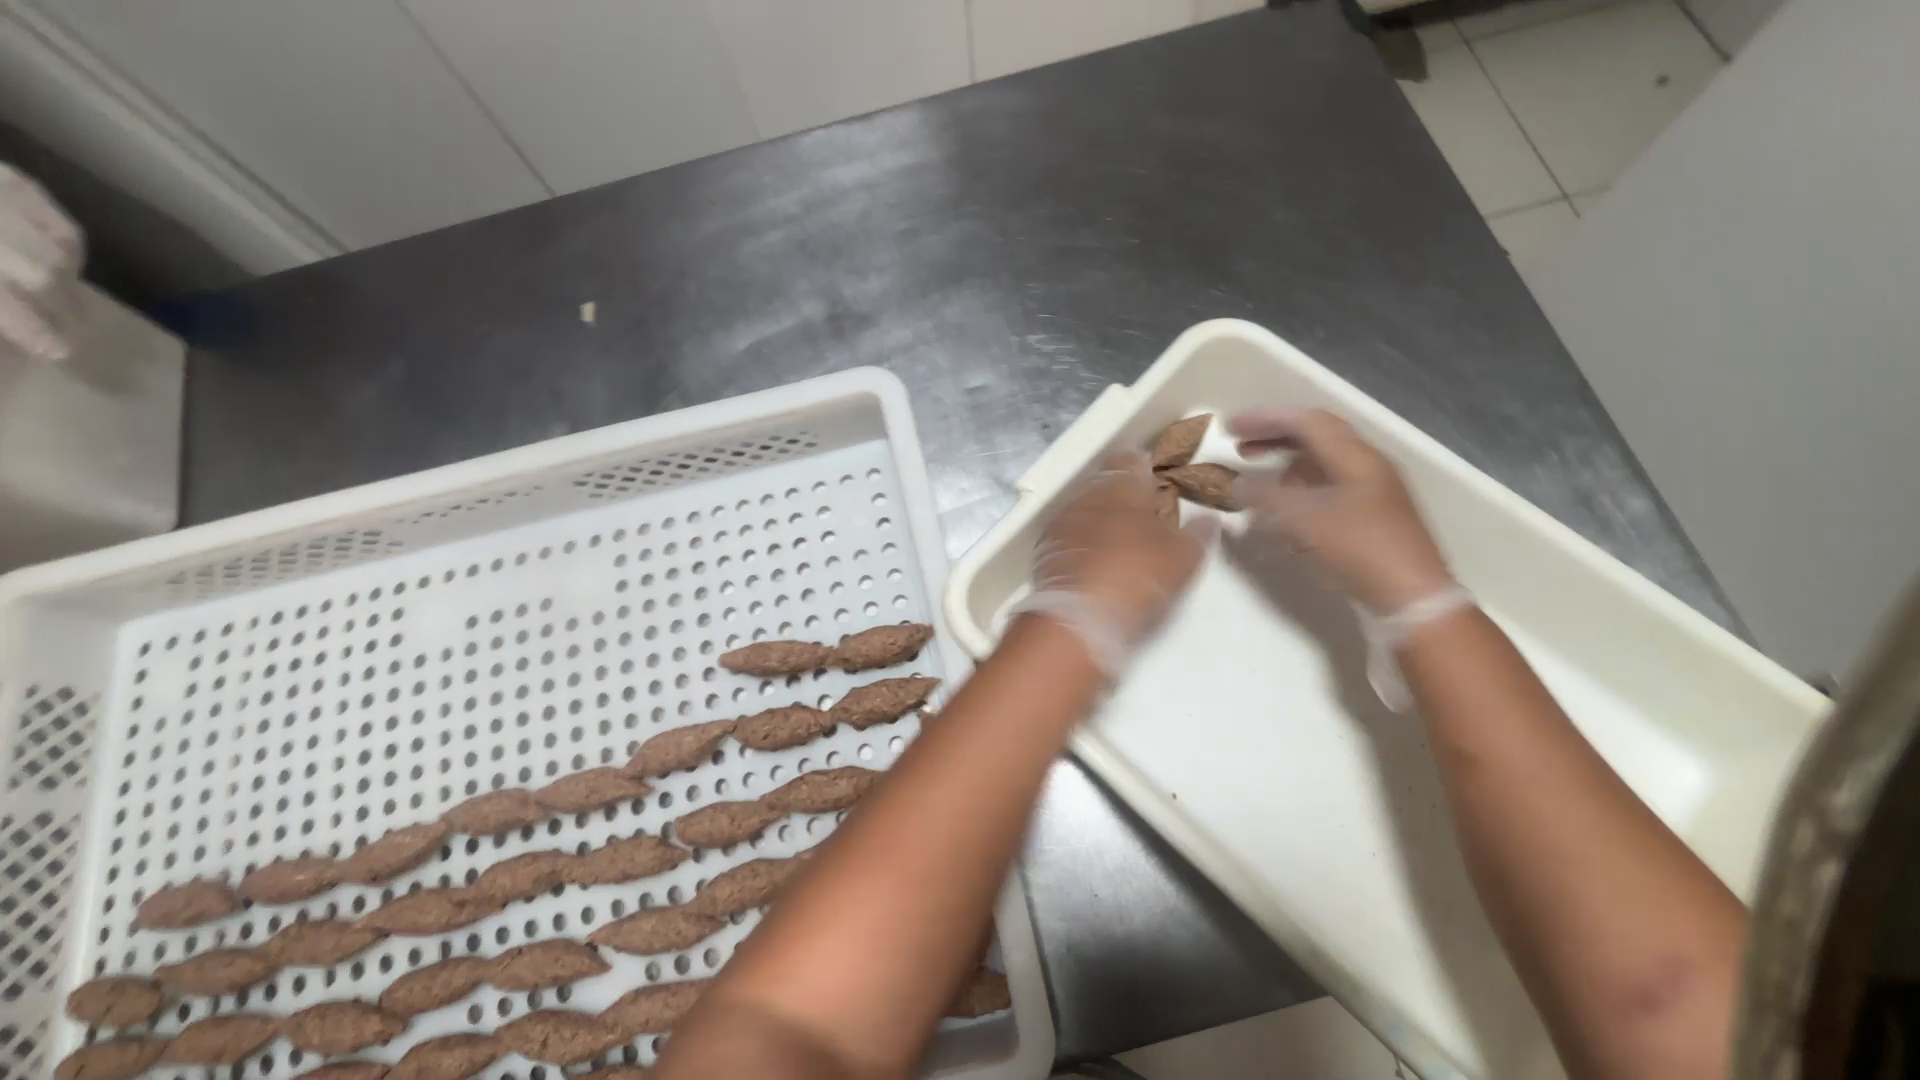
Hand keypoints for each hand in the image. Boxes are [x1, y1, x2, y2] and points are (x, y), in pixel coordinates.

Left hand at [1027, 452, 1213, 665]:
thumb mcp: (1183, 557)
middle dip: (1126, 499)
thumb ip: (1198, 533)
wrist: (1076, 619)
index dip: (1150, 471)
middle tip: (1149, 524)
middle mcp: (1085, 495)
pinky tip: (1097, 567)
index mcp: (1120, 486)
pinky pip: (1070, 538)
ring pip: (1086, 511)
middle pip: (1107, 485)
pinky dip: (1084, 546)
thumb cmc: (1136, 576)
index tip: (1164, 491)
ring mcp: (1060, 522)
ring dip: (1103, 523)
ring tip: (1124, 549)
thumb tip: (1207, 519)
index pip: (1133, 459)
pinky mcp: (1045, 551)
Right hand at [1228, 408, 1452, 614]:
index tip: (1230, 427)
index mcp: (1355, 456)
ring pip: (1324, 462)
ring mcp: (1374, 489)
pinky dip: (1302, 487)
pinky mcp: (1373, 514)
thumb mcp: (1303, 521)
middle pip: (1317, 436)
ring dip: (1288, 464)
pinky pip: (1331, 485)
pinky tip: (1286, 507)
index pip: (1306, 421)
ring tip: (1259, 480)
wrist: (1412, 596)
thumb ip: (1265, 497)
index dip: (1265, 419)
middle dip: (1275, 438)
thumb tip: (1237, 484)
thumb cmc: (1359, 550)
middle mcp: (1368, 464)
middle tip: (1240, 448)